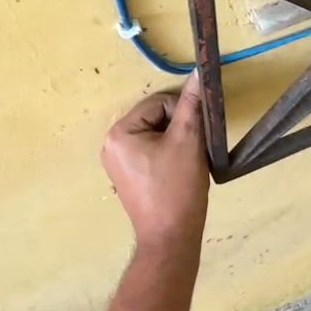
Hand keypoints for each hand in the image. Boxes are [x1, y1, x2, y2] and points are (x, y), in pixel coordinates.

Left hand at [100, 73, 209, 253]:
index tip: (194, 137)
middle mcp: (111, 144)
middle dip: (177, 130)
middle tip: (190, 153)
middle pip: (155, 118)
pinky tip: (177, 174)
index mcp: (119, 133)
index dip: (181, 115)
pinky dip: (168, 156)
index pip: (158, 104)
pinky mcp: (128, 176)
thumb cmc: (177, 188)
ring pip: (155, 134)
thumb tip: (199, 71)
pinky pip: (150, 152)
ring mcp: (118, 162)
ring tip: (185, 165)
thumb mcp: (187, 140)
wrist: (171, 239)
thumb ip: (192, 103)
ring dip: (175, 143)